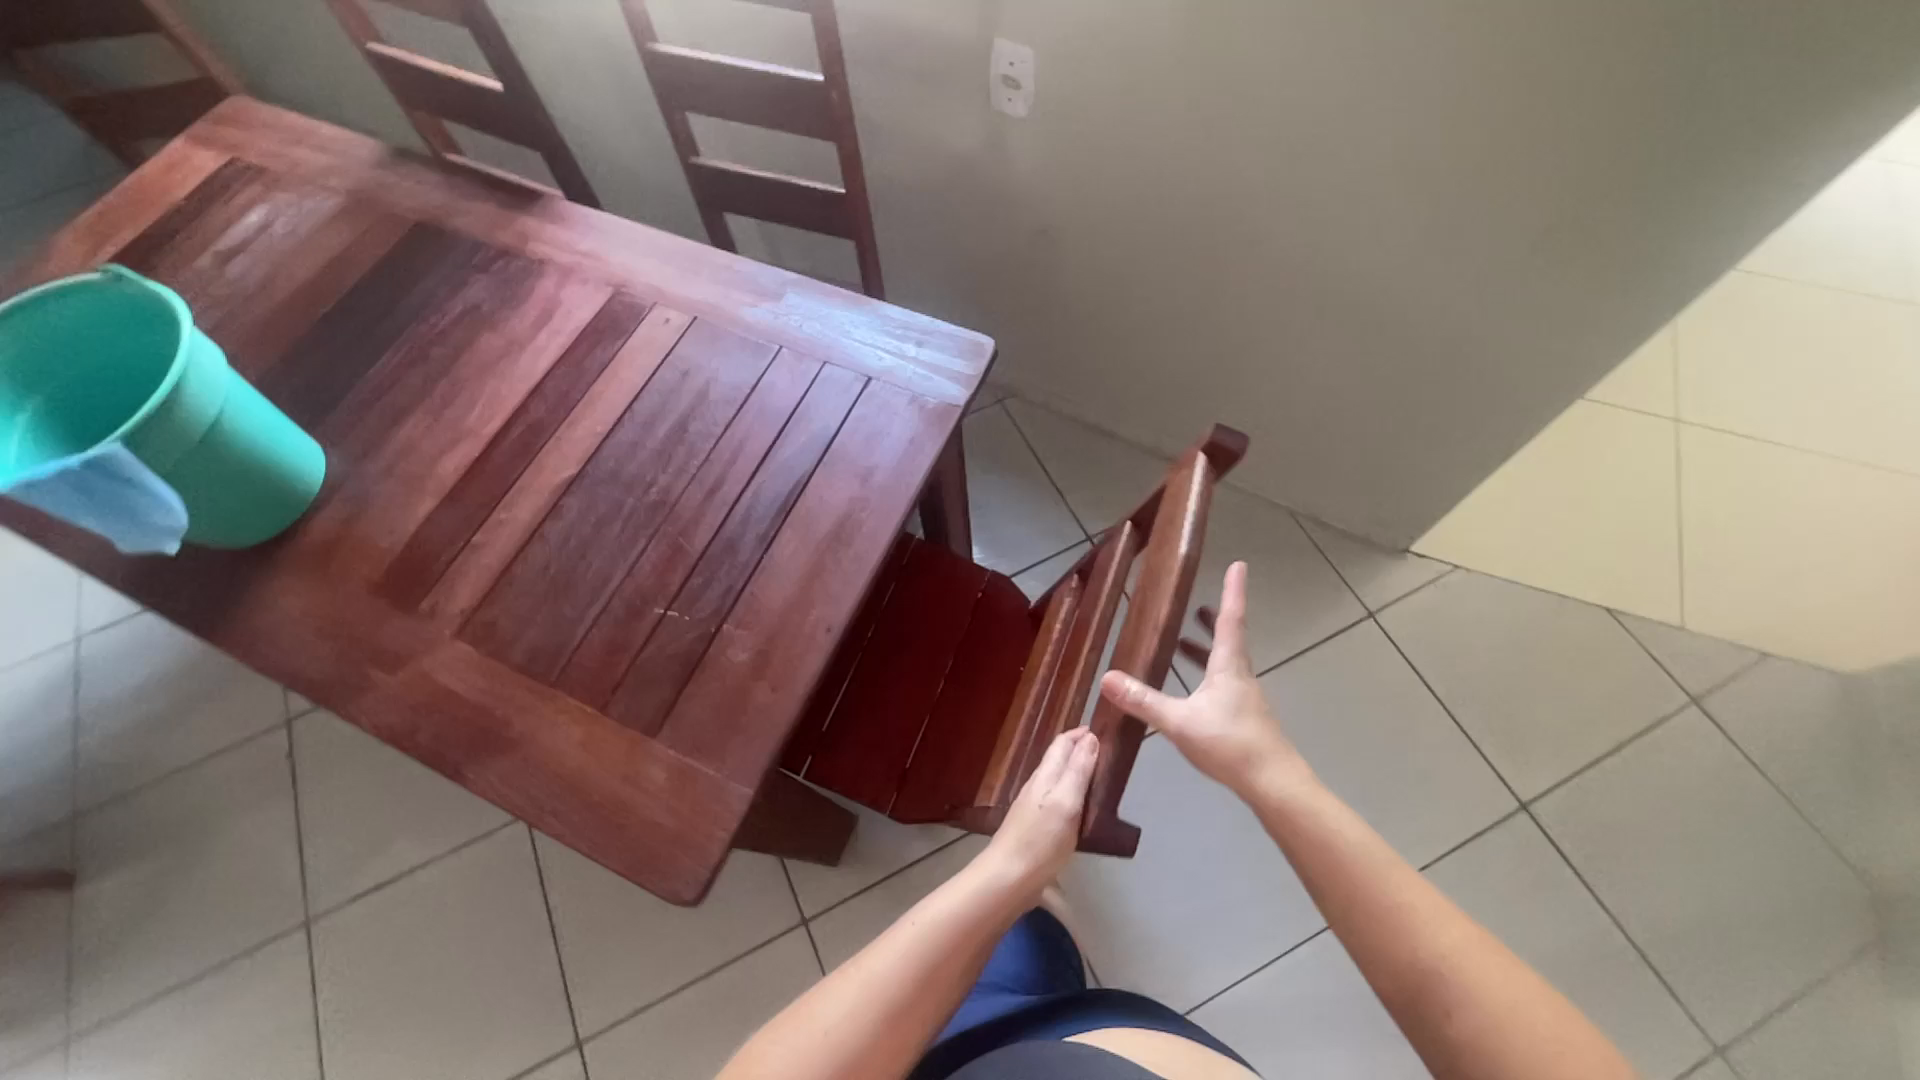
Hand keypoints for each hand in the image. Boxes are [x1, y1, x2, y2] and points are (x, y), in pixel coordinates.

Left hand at [977, 728, 1098, 897]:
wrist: (1009, 877)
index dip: (1080, 734)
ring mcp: (1033, 805)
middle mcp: (1037, 785)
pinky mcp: (1035, 825)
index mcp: (1045, 775)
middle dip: (1080, 749)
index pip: (1062, 743)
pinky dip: (1071, 792)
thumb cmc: (1041, 840)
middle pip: (1058, 758)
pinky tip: (1080, 805)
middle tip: (1106, 751)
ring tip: (1098, 775)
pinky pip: (1056, 798)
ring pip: (1056, 777)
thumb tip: (1091, 737)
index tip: (1103, 730)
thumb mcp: (1066, 802)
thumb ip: (1078, 770)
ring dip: (1075, 770)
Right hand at [1099, 561, 1310, 800]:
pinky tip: (1192, 695)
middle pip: (1229, 640)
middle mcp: (1240, 677)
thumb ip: (1143, 701)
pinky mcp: (1244, 720)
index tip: (1239, 565)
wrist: (1273, 784)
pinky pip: (1223, 686)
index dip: (1233, 591)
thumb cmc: (1230, 744)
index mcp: (1229, 667)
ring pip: (1226, 665)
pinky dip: (1206, 677)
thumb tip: (1106, 677)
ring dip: (1207, 650)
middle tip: (1200, 607)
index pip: (1231, 619)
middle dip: (1215, 622)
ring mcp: (1245, 700)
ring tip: (1184, 644)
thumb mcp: (1179, 721)